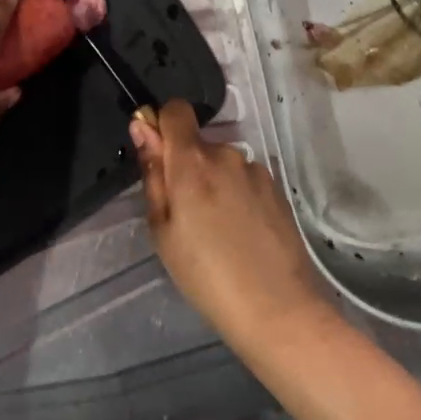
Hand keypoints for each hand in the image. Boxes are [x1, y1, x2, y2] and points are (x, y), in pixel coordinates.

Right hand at [132, 98, 324, 335]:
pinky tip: (242, 234)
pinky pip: (245, 180)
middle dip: (188, 167)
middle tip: (186, 214)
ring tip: (217, 230)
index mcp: (192, 162)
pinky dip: (237, 196)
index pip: (175, 110)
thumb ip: (153, 175)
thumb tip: (142, 128)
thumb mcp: (162, 230)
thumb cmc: (206, 274)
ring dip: (215, 183)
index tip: (159, 157)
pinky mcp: (277, 190)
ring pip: (222, 164)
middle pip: (198, 144)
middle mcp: (226, 155)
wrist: (278, 309)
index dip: (162, 125)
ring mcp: (256, 171)